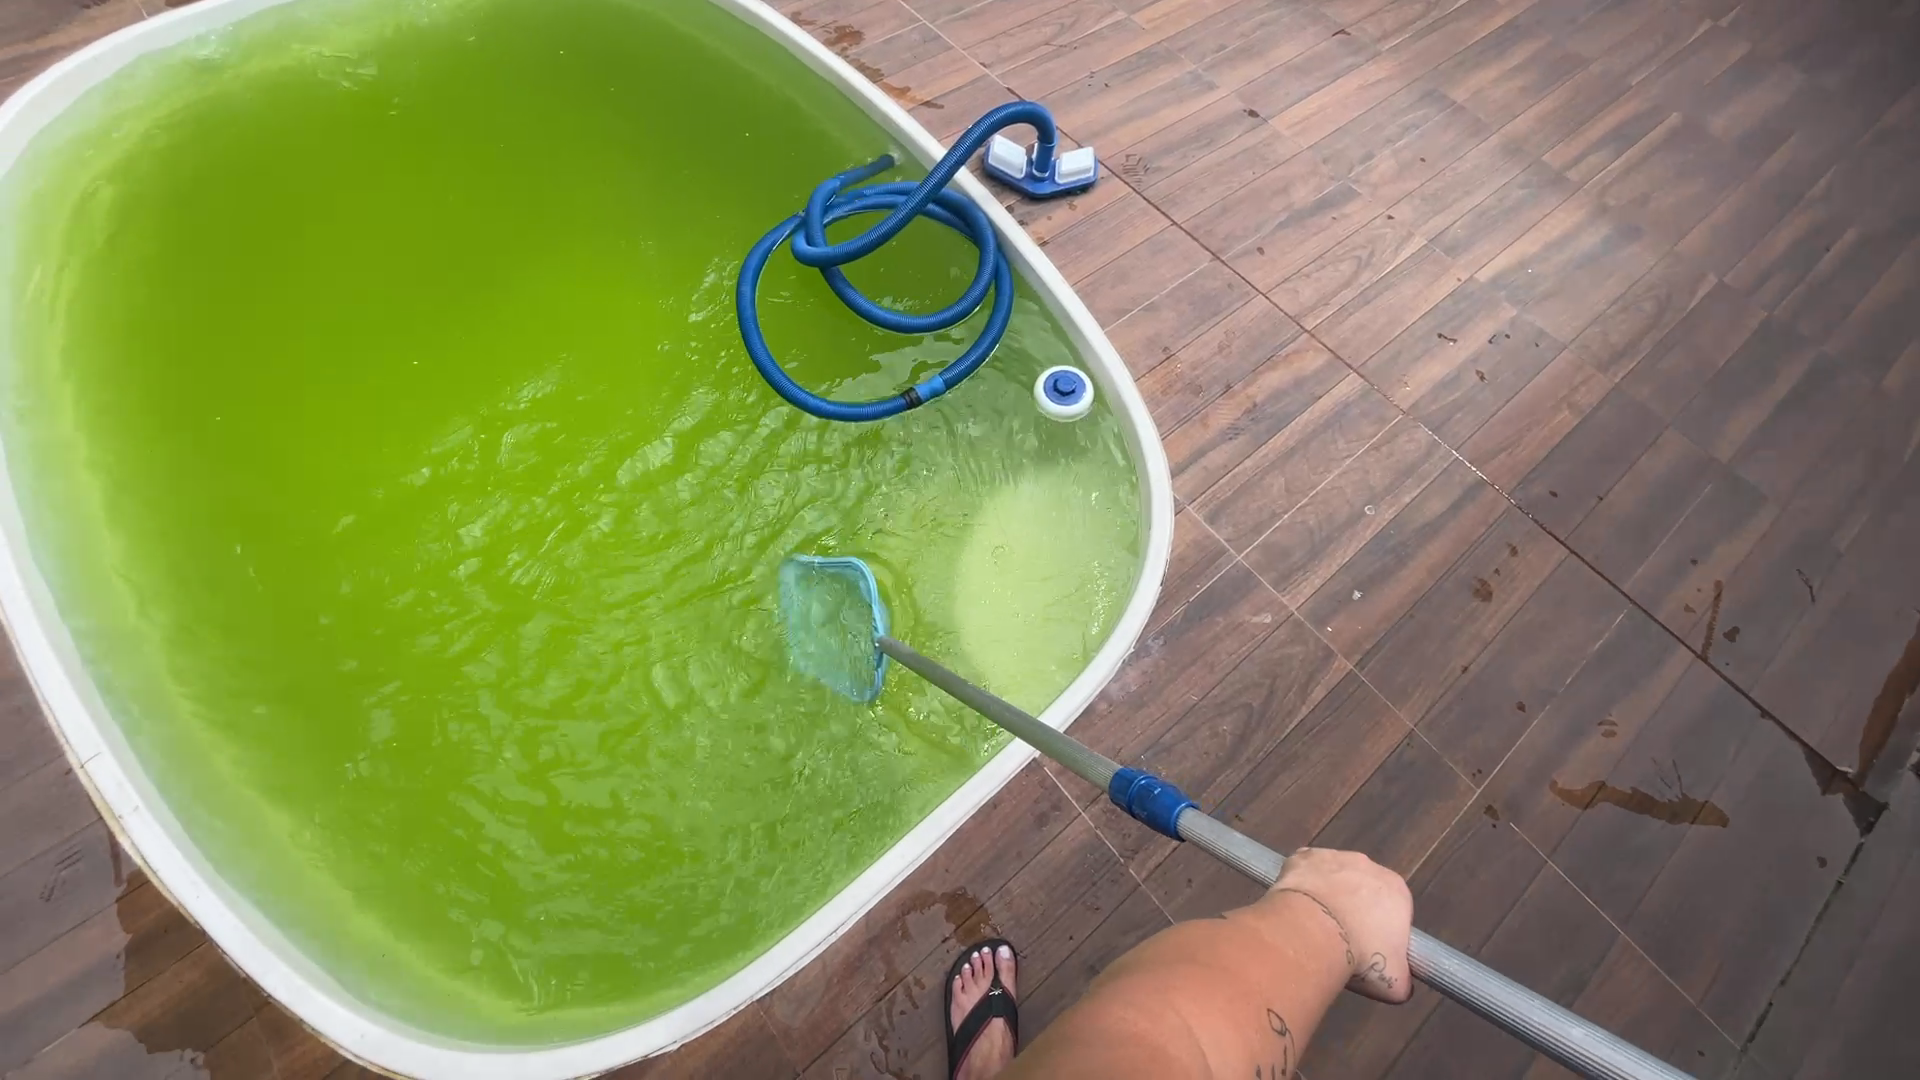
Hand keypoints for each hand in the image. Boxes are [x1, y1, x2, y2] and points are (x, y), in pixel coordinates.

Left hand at [1268, 848, 1412, 1003]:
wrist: (1314, 931)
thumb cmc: (1363, 956)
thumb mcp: (1397, 982)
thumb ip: (1402, 975)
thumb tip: (1396, 977)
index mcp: (1396, 889)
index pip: (1392, 908)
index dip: (1381, 928)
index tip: (1369, 946)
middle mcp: (1366, 864)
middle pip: (1361, 887)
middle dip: (1353, 907)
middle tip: (1341, 935)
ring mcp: (1330, 855)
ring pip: (1331, 877)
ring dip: (1326, 895)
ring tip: (1315, 924)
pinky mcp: (1300, 855)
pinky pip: (1303, 871)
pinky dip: (1301, 885)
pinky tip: (1297, 907)